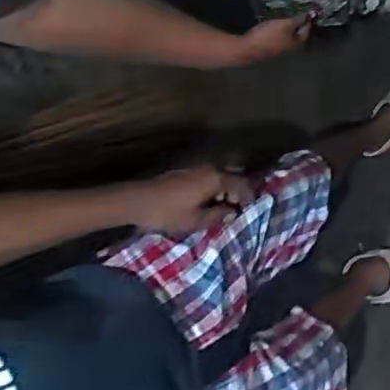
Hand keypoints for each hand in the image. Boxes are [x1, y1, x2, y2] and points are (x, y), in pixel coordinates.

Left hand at [125, 166, 249, 234]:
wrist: (139, 200)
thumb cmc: (169, 212)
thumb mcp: (194, 220)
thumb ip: (217, 216)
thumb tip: (232, 213)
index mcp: (217, 179)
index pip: (241, 183)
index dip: (248, 195)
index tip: (250, 207)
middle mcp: (212, 168)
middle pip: (234, 174)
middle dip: (239, 188)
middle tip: (238, 204)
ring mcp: (199, 168)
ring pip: (221, 174)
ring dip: (226, 187)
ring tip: (222, 204)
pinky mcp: (188, 171)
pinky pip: (210, 175)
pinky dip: (215, 185)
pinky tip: (207, 199)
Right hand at [237, 15, 312, 62]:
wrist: (245, 49)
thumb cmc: (268, 35)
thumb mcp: (286, 24)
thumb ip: (299, 20)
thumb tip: (310, 14)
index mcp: (296, 43)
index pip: (306, 30)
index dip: (308, 20)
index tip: (307, 10)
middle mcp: (289, 49)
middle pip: (296, 34)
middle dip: (297, 23)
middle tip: (296, 11)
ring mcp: (277, 50)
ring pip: (286, 36)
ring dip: (286, 27)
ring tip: (284, 15)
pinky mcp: (266, 48)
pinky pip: (276, 37)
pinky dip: (277, 30)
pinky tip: (273, 23)